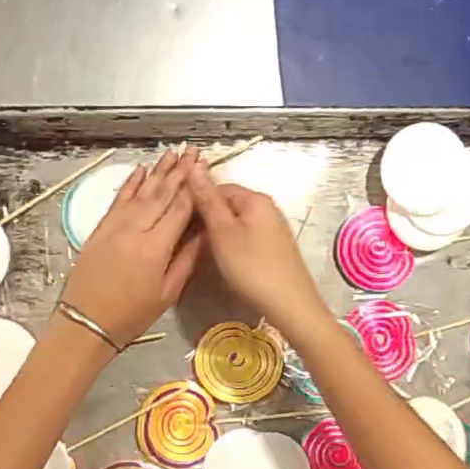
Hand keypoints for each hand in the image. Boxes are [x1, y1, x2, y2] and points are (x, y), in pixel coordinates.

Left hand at [59, 148, 207, 346]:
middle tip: (192, 152)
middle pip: (161, 194)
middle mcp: (134, 230)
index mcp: (155, 248)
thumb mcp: (167, 293)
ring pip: (140, 192)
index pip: (180, 208)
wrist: (86, 322)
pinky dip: (131, 184)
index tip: (204, 168)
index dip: (193, 186)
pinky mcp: (100, 229)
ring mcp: (114, 227)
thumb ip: (186, 259)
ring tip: (172, 154)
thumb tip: (204, 233)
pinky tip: (142, 171)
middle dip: (178, 172)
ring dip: (157, 172)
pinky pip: (119, 200)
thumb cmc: (131, 315)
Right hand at [186, 163, 326, 333]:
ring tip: (204, 255)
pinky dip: (233, 247)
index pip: (218, 188)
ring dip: (218, 236)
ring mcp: (273, 229)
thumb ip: (207, 199)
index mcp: (255, 198)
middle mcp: (267, 208)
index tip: (180, 222)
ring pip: (237, 224)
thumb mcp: (223, 232)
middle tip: (189, 242)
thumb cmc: (252, 267)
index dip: (197, 202)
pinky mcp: (275, 248)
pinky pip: (247, 239)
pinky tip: (227, 263)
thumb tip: (194, 165)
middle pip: (228, 206)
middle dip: (207, 220)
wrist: (289, 303)